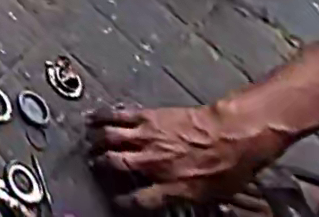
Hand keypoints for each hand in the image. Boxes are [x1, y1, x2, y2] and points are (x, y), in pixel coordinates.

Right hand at [87, 103, 291, 210]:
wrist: (229, 136)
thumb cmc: (227, 167)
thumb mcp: (209, 195)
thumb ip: (183, 197)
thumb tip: (171, 200)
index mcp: (171, 188)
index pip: (139, 199)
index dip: (123, 201)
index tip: (116, 200)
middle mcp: (153, 163)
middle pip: (116, 164)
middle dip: (101, 164)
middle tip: (95, 163)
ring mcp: (146, 138)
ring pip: (110, 138)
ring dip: (97, 140)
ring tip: (90, 140)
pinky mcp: (144, 117)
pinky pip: (116, 116)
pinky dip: (101, 117)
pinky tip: (93, 118)